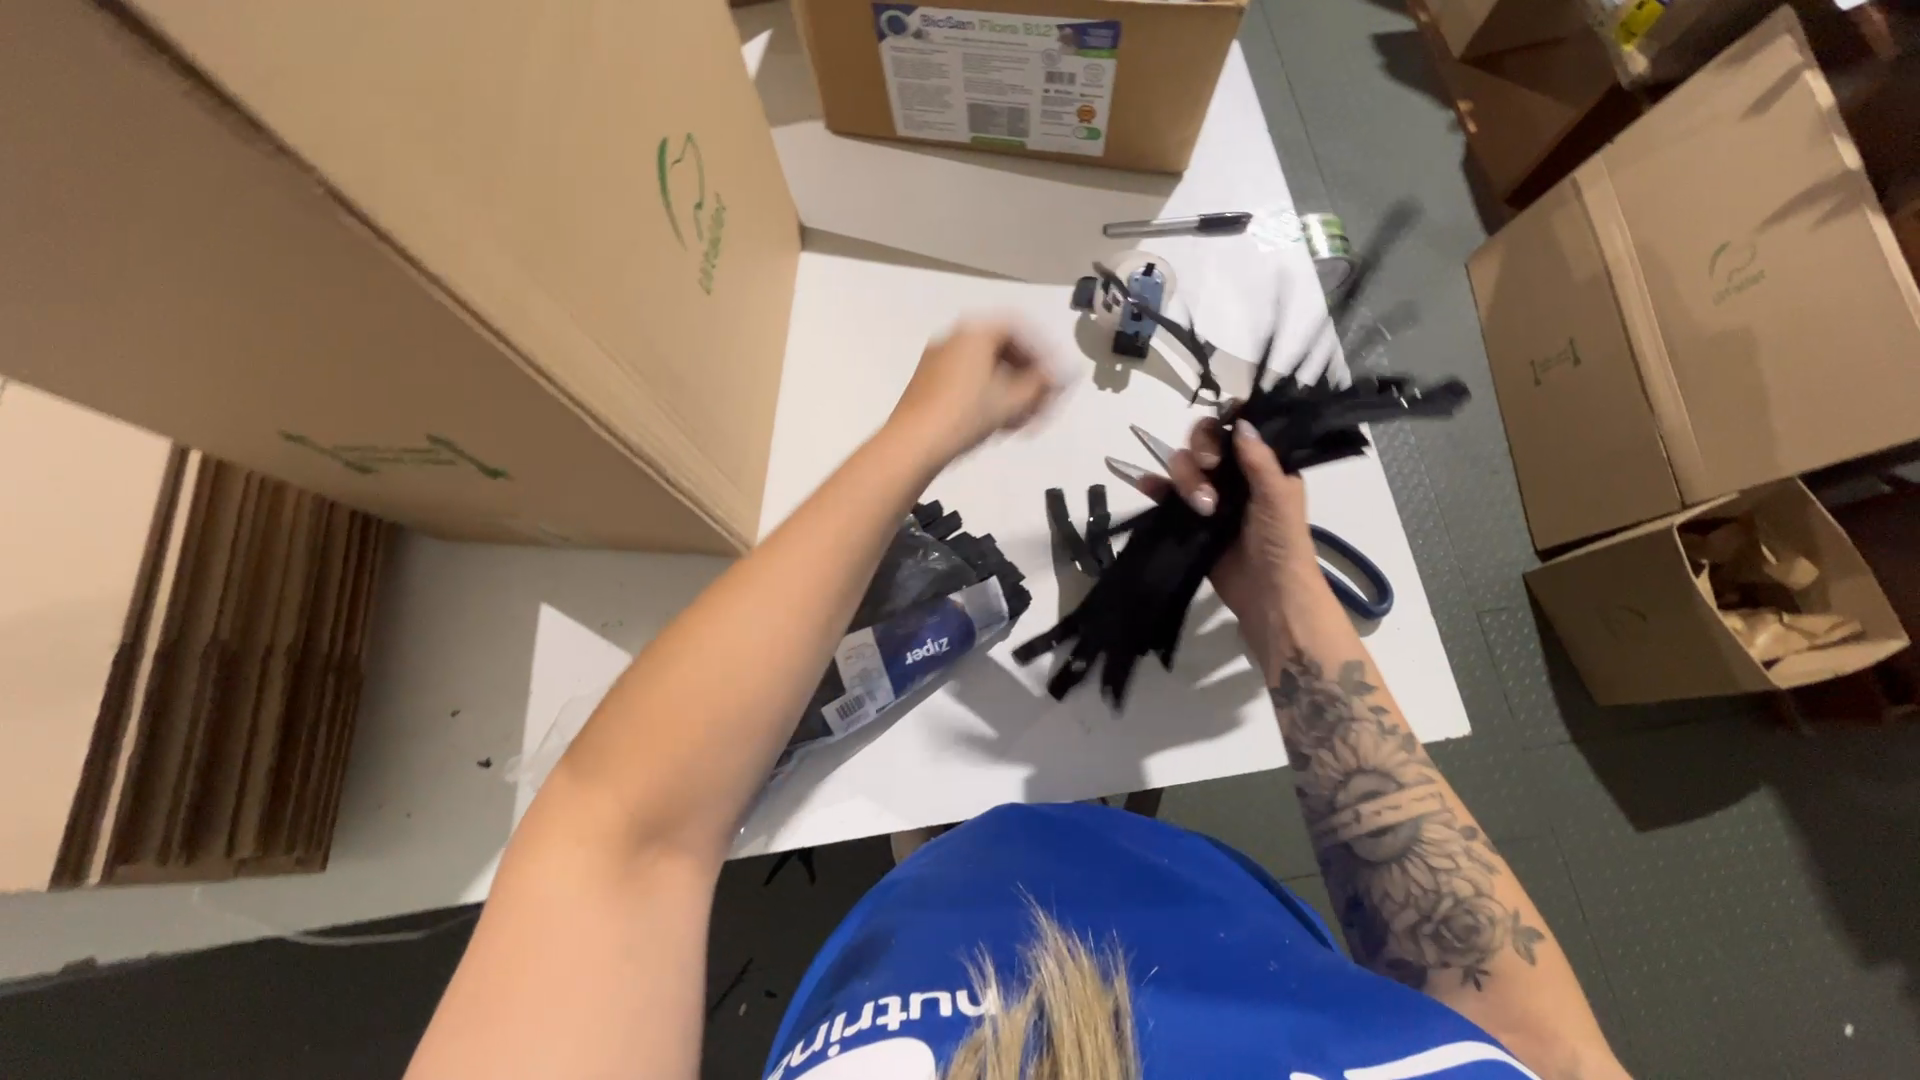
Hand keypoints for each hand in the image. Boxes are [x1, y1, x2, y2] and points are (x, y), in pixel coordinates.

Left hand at [886, 320, 1058, 465]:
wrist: (912, 444)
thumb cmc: (966, 415)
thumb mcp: (1012, 400)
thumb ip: (1044, 384)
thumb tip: (1066, 375)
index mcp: (974, 332)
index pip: (1018, 329)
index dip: (1043, 352)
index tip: (1055, 378)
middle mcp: (953, 339)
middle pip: (1001, 351)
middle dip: (1027, 378)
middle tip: (1043, 404)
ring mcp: (936, 362)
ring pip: (984, 371)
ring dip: (1010, 392)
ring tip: (1023, 422)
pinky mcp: (926, 385)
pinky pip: (967, 383)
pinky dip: (988, 397)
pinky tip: (997, 424)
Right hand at [1159, 416, 1327, 666]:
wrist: (1267, 593)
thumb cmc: (1283, 542)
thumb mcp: (1278, 497)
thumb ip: (1259, 460)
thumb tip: (1240, 420)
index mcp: (1262, 465)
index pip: (1238, 428)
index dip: (1225, 422)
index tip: (1221, 430)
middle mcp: (1234, 475)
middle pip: (1204, 442)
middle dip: (1202, 453)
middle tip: (1210, 467)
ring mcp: (1210, 496)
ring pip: (1184, 467)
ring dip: (1186, 479)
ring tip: (1202, 508)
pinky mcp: (1189, 518)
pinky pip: (1166, 494)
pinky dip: (1154, 486)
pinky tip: (1145, 484)